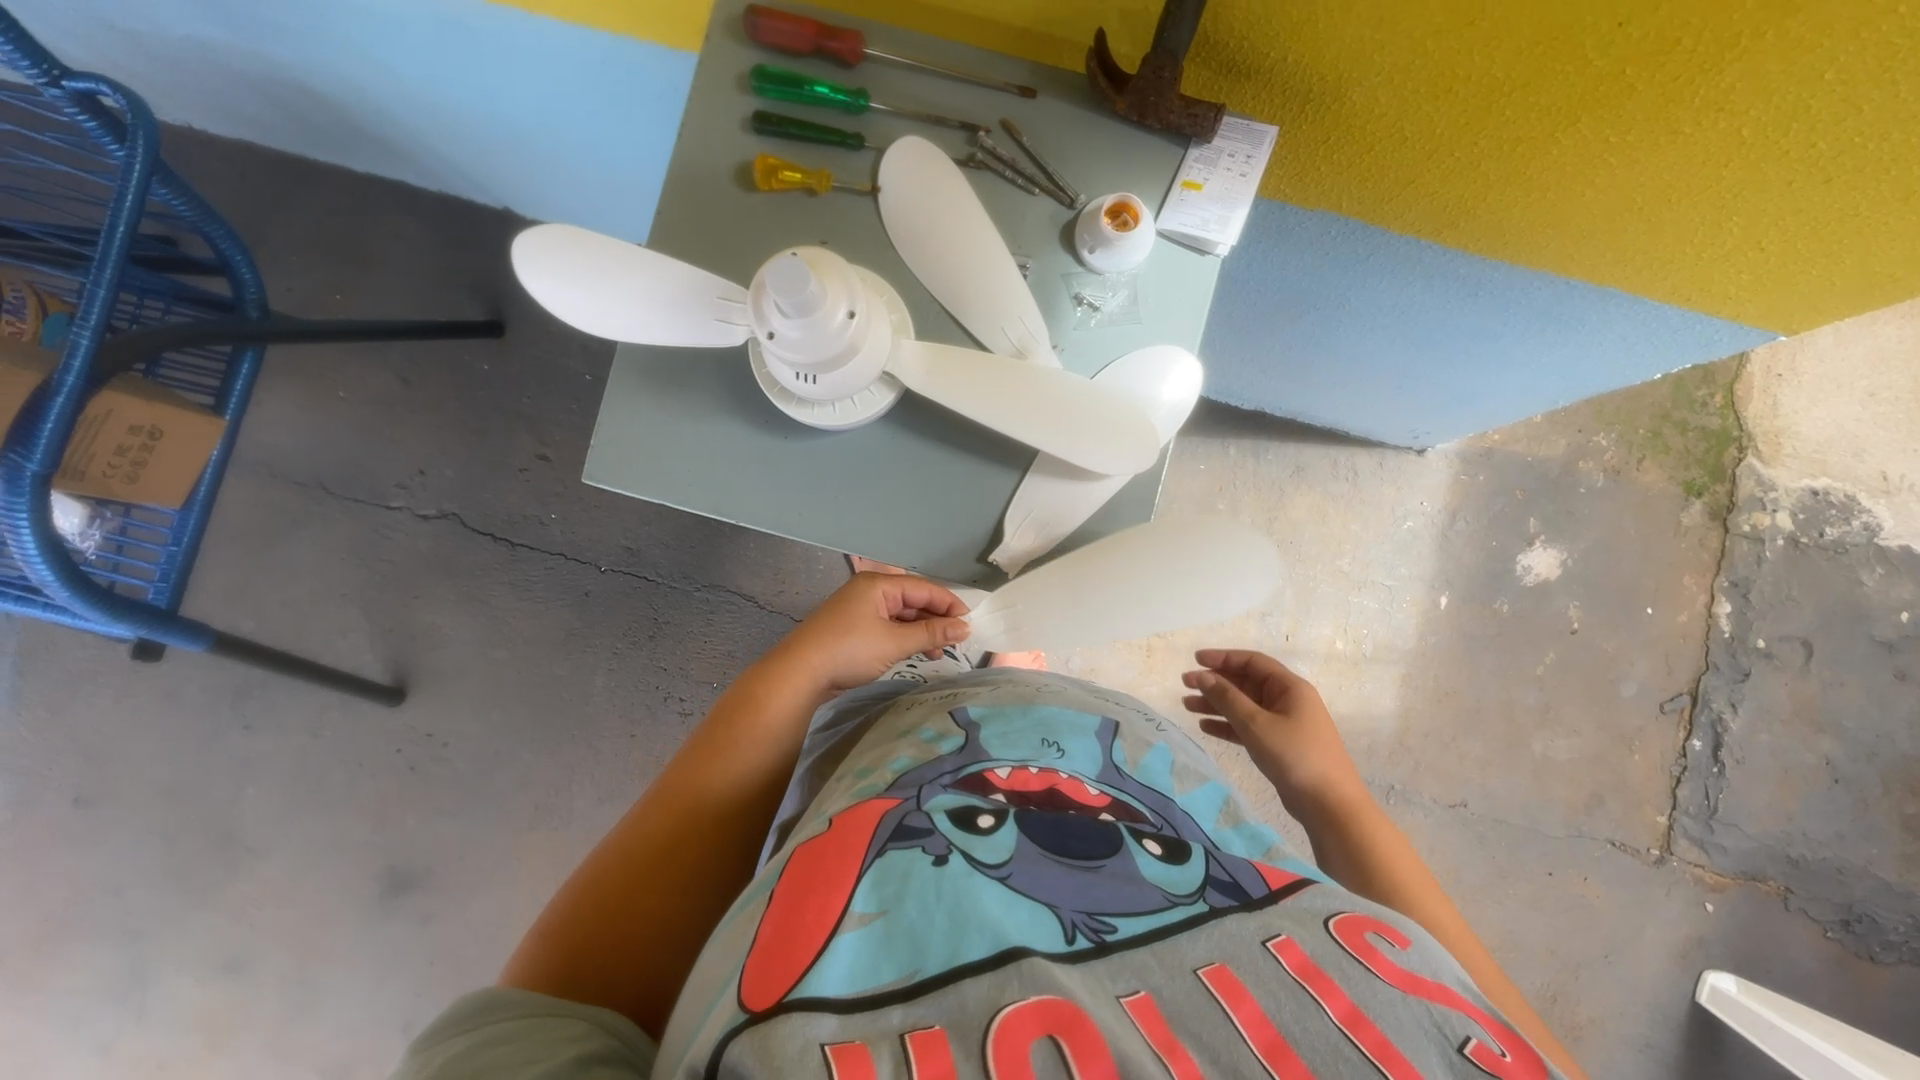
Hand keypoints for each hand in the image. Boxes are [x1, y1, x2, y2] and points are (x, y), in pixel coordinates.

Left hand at [767, 572, 970, 694]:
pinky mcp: (853, 630)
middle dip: (936, 619)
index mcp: (878, 584)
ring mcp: (860, 610)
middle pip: (913, 600)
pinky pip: (888, 627)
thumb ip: (932, 633)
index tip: (970, 623)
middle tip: (959, 640)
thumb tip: (964, 628)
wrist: (799, 673)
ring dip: (922, 632)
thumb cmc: (849, 650)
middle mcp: (869, 591)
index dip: (949, 604)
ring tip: (941, 652)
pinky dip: (905, 638)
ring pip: (901, 616)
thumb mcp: (895, 642)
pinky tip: (918, 653)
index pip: (924, 588)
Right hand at [1181, 649, 1364, 813]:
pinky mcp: (1279, 746)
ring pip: (1244, 707)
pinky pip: (1248, 727)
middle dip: (1215, 683)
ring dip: (1217, 705)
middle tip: (1185, 685)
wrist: (1329, 804)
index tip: (1195, 660)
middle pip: (1246, 683)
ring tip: (1187, 706)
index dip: (1223, 658)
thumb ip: (1227, 698)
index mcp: (1290, 687)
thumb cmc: (1294, 756)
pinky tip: (1205, 727)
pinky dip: (1227, 725)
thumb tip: (1202, 676)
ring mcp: (1284, 724)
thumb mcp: (1256, 724)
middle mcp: (1288, 701)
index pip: (1252, 662)